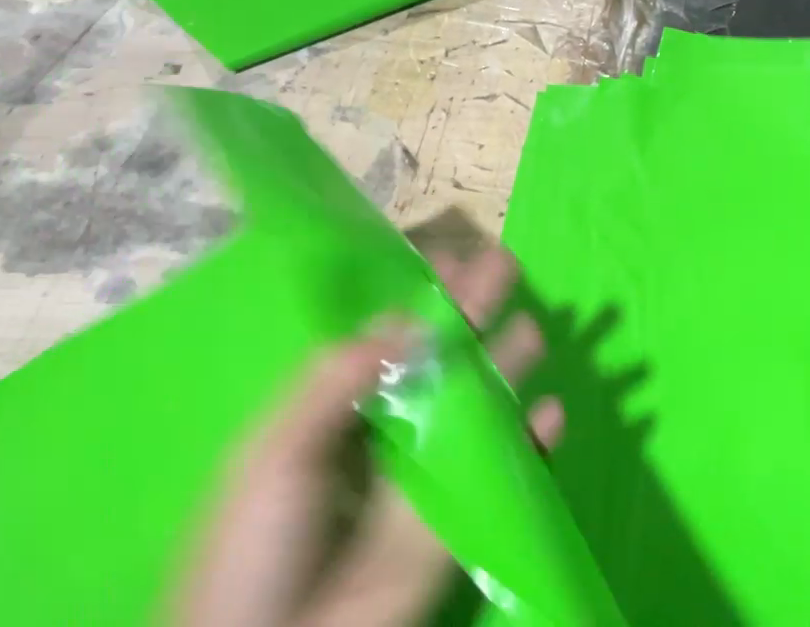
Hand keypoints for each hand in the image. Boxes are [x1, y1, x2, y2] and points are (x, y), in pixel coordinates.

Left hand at [174, 248, 562, 626]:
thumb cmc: (255, 552)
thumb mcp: (272, 456)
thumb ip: (331, 384)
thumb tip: (403, 324)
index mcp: (337, 414)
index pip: (389, 342)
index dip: (422, 301)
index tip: (451, 257)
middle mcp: (389, 432)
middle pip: (443, 362)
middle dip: (474, 314)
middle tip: (506, 264)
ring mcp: (430, 474)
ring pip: (482, 405)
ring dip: (510, 366)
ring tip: (534, 327)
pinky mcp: (462, 517)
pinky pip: (509, 469)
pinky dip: (537, 441)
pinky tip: (554, 412)